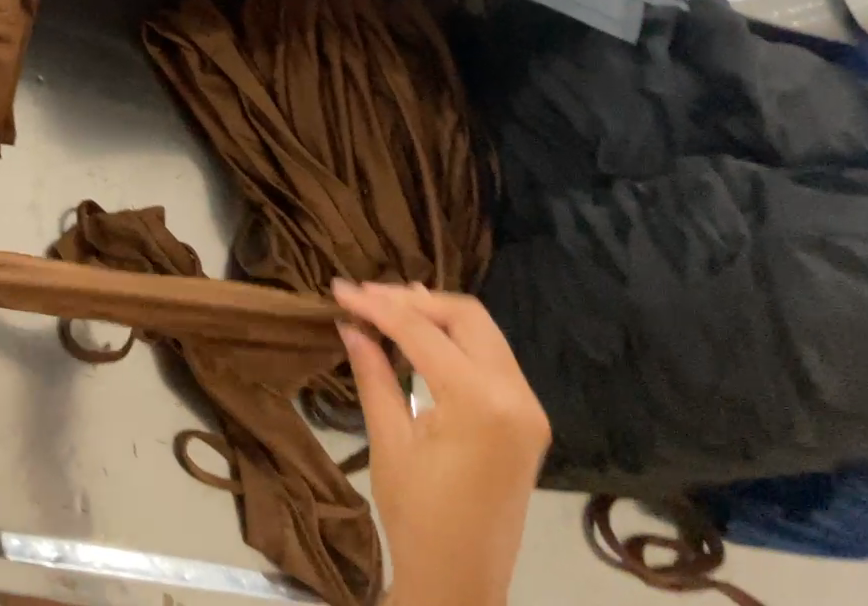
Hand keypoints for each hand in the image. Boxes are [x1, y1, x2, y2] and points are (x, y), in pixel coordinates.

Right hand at [333, 280, 549, 605]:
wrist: (461, 577)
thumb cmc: (416, 513)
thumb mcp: (388, 439)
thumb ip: (374, 373)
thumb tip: (350, 325)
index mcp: (480, 402)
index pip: (422, 332)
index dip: (376, 305)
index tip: (338, 289)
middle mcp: (516, 395)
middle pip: (467, 317)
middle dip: (412, 300)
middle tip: (363, 295)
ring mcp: (528, 407)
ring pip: (483, 332)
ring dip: (434, 315)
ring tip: (384, 306)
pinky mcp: (526, 418)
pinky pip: (492, 357)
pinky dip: (454, 338)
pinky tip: (419, 336)